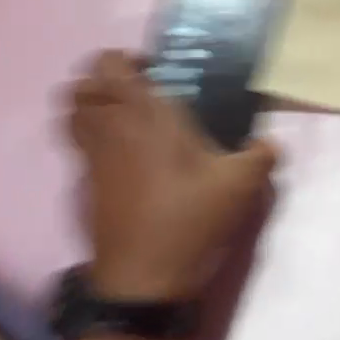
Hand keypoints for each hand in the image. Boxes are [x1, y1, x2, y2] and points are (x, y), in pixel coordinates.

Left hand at [65, 50, 277, 301]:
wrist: (144, 279)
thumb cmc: (191, 220)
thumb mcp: (242, 186)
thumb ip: (260, 155)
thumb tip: (267, 143)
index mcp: (144, 114)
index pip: (110, 63)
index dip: (128, 60)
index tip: (159, 74)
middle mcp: (109, 128)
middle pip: (81, 85)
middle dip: (106, 82)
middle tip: (142, 96)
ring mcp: (90, 159)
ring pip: (71, 115)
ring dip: (94, 109)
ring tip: (130, 123)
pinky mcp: (83, 187)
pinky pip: (78, 148)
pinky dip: (94, 142)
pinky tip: (129, 163)